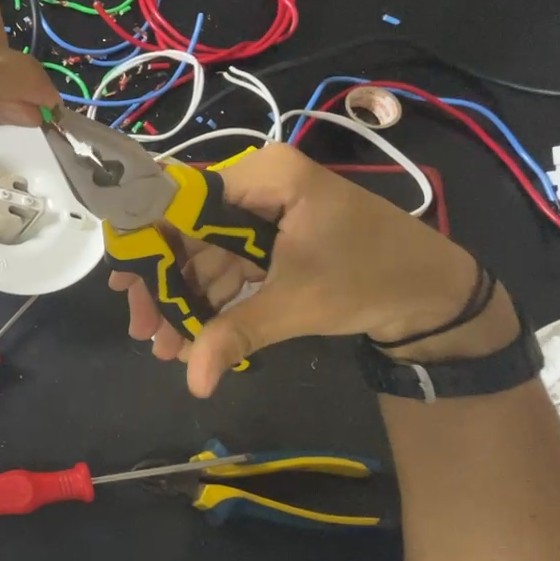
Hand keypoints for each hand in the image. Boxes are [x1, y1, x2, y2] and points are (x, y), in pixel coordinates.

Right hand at [111, 143, 503, 396]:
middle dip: (164, 287)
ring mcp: (259, 210)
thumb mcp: (296, 306)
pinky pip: (221, 263)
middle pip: (183, 231)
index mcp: (263, 177)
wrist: (435, 292)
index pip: (179, 199)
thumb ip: (234, 334)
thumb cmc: (372, 278)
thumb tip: (192, 383)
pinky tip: (191, 335)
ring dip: (183, 300)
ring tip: (165, 346)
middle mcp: (254, 183)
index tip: (124, 286)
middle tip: (145, 331)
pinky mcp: (265, 235)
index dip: (144, 241)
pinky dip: (208, 299)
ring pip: (198, 253)